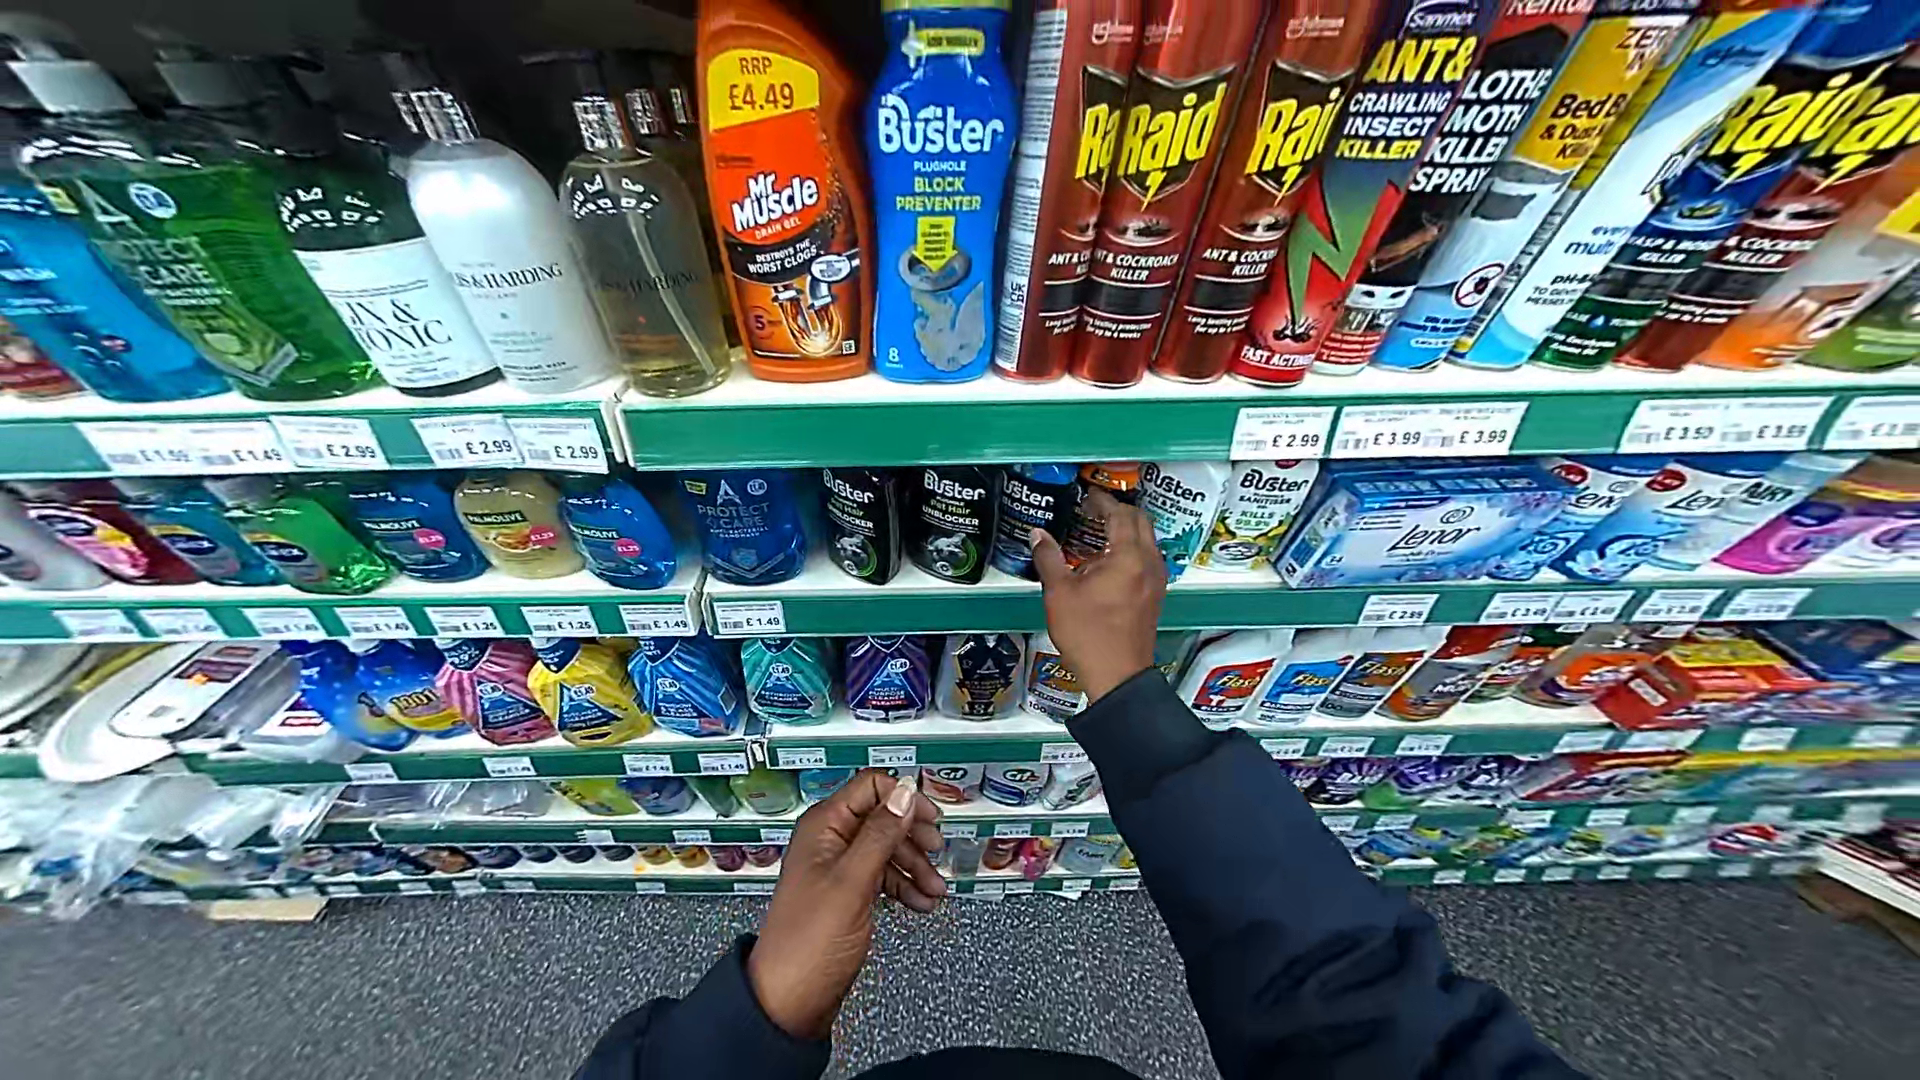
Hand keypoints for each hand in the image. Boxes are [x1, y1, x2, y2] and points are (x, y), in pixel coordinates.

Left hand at [748, 771, 945, 1040]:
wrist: (788, 1005)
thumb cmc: (810, 941)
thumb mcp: (851, 882)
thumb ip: (880, 833)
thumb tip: (904, 791)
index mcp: (825, 825)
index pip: (870, 787)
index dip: (902, 797)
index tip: (930, 817)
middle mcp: (832, 838)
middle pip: (884, 817)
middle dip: (913, 835)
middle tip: (937, 852)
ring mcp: (841, 866)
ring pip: (888, 848)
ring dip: (915, 865)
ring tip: (935, 889)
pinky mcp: (850, 891)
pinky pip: (885, 875)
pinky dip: (905, 886)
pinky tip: (922, 902)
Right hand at [1030, 490, 1166, 701]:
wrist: (1117, 675)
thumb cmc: (1087, 633)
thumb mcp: (1059, 592)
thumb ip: (1048, 557)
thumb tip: (1037, 534)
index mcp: (1128, 557)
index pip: (1120, 515)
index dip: (1102, 502)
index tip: (1086, 497)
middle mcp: (1149, 563)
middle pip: (1141, 522)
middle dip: (1118, 511)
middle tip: (1092, 510)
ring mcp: (1156, 580)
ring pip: (1147, 540)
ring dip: (1126, 530)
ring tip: (1097, 532)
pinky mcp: (1155, 595)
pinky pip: (1147, 558)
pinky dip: (1130, 548)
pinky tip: (1107, 561)